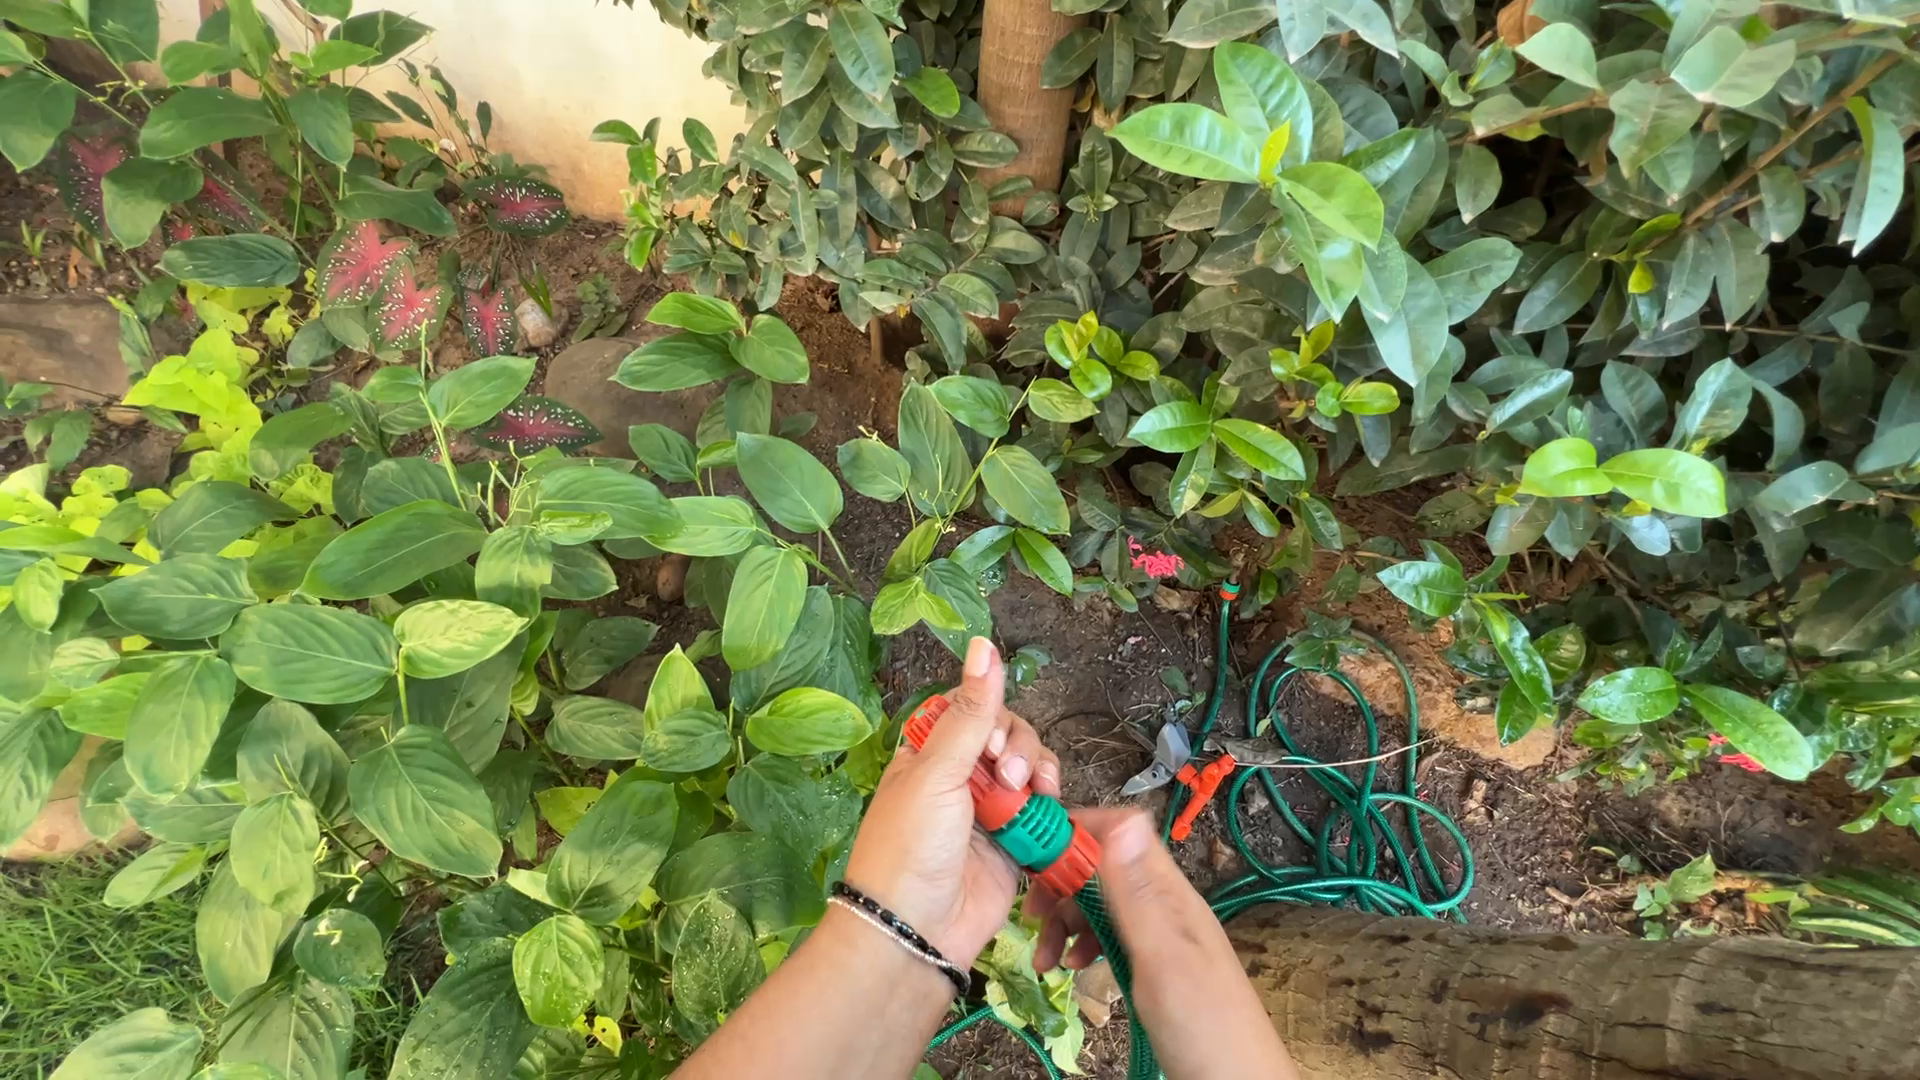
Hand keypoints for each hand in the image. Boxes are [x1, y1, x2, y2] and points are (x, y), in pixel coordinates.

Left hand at [843, 636, 1061, 967]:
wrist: (918, 932)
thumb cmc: (912, 842)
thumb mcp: (938, 770)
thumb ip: (970, 711)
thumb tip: (983, 643)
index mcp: (928, 751)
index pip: (970, 708)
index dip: (987, 715)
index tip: (987, 741)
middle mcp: (959, 773)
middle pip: (1005, 732)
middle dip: (1015, 745)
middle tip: (1007, 775)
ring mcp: (988, 805)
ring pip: (1027, 763)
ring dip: (1035, 767)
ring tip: (1031, 790)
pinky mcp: (1013, 836)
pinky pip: (1039, 803)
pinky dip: (1047, 799)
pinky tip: (1047, 801)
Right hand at [1025, 808, 1297, 1078]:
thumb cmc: (1204, 1028)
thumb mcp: (1163, 957)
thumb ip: (1137, 891)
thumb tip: (1124, 817)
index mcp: (1169, 892)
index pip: (1121, 829)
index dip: (1079, 829)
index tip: (1037, 850)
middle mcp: (1162, 903)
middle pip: (1102, 865)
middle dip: (1062, 882)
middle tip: (1032, 913)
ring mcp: (1157, 933)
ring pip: (1099, 902)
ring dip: (1065, 920)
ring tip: (1044, 958)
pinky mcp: (1150, 962)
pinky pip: (1106, 935)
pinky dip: (1081, 945)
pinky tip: (1068, 968)